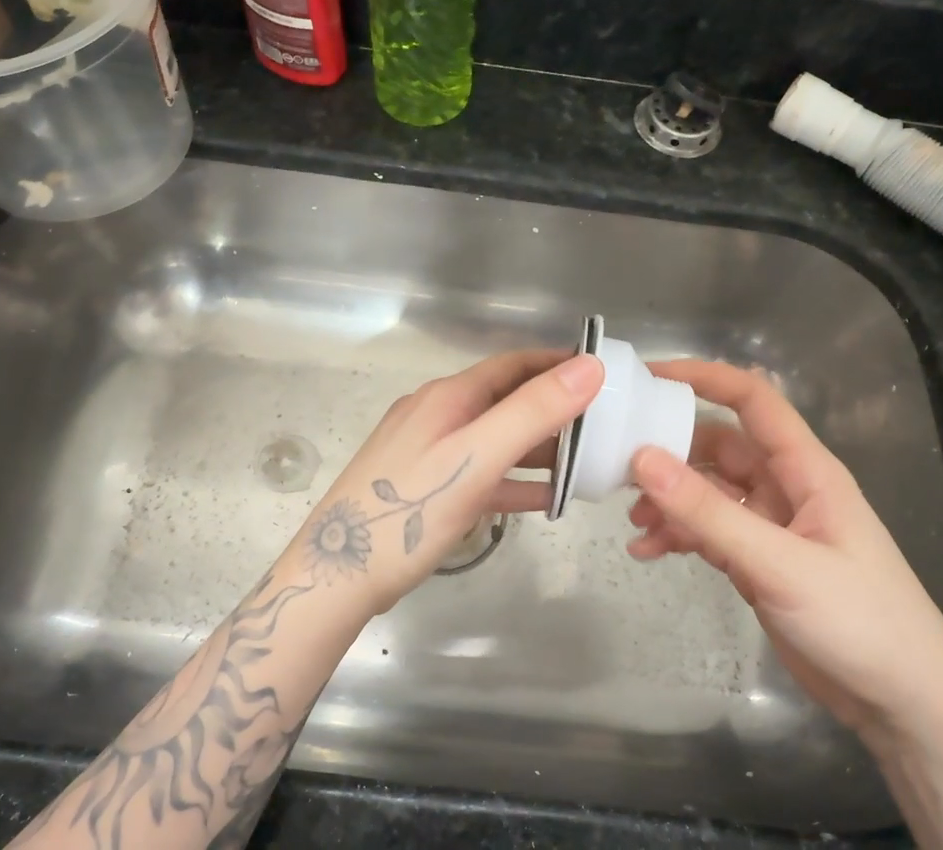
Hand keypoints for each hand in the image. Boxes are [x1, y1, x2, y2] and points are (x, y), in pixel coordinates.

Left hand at [289, 350, 603, 613]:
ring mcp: (429, 452)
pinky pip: (482, 474)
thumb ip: (532, 412)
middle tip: (606, 426)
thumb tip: (590, 367)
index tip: (604, 375)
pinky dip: (515, 481)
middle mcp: (438, 415)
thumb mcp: (476, 458)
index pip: (513, 365)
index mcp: (448, 397)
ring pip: (496, 439)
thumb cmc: (408, 512)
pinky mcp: (427, 488)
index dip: (558, 365)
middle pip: (507, 400)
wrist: (336, 576)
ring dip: (539, 448)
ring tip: (588, 464)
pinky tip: (548, 499)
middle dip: (555, 410)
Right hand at [625, 360, 942, 738]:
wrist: (904, 702)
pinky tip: (648, 552)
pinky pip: (711, 534)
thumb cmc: (858, 621)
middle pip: (721, 448)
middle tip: (618, 466)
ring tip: (632, 521)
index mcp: (806, 470)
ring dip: (671, 501)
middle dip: (672, 452)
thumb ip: (709, 513)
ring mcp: (773, 527)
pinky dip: (681, 537)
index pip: (753, 400)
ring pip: (711, 493)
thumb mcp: (778, 563)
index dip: (703, 378)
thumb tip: (643, 458)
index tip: (646, 376)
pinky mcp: (761, 563)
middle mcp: (787, 488)